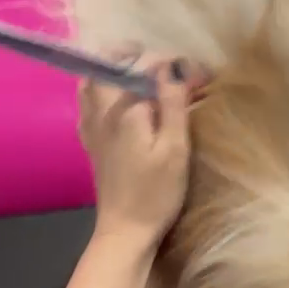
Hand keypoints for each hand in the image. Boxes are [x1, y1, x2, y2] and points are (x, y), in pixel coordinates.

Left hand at [79, 56, 197, 252]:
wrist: (125, 231)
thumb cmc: (155, 193)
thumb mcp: (174, 149)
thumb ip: (172, 104)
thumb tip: (173, 67)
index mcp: (124, 109)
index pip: (146, 66)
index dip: (175, 65)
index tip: (201, 76)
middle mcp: (101, 111)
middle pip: (108, 64)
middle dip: (136, 55)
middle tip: (164, 63)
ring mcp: (91, 126)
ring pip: (93, 80)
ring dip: (114, 69)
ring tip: (139, 72)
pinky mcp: (91, 142)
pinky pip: (88, 102)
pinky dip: (101, 90)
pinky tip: (119, 101)